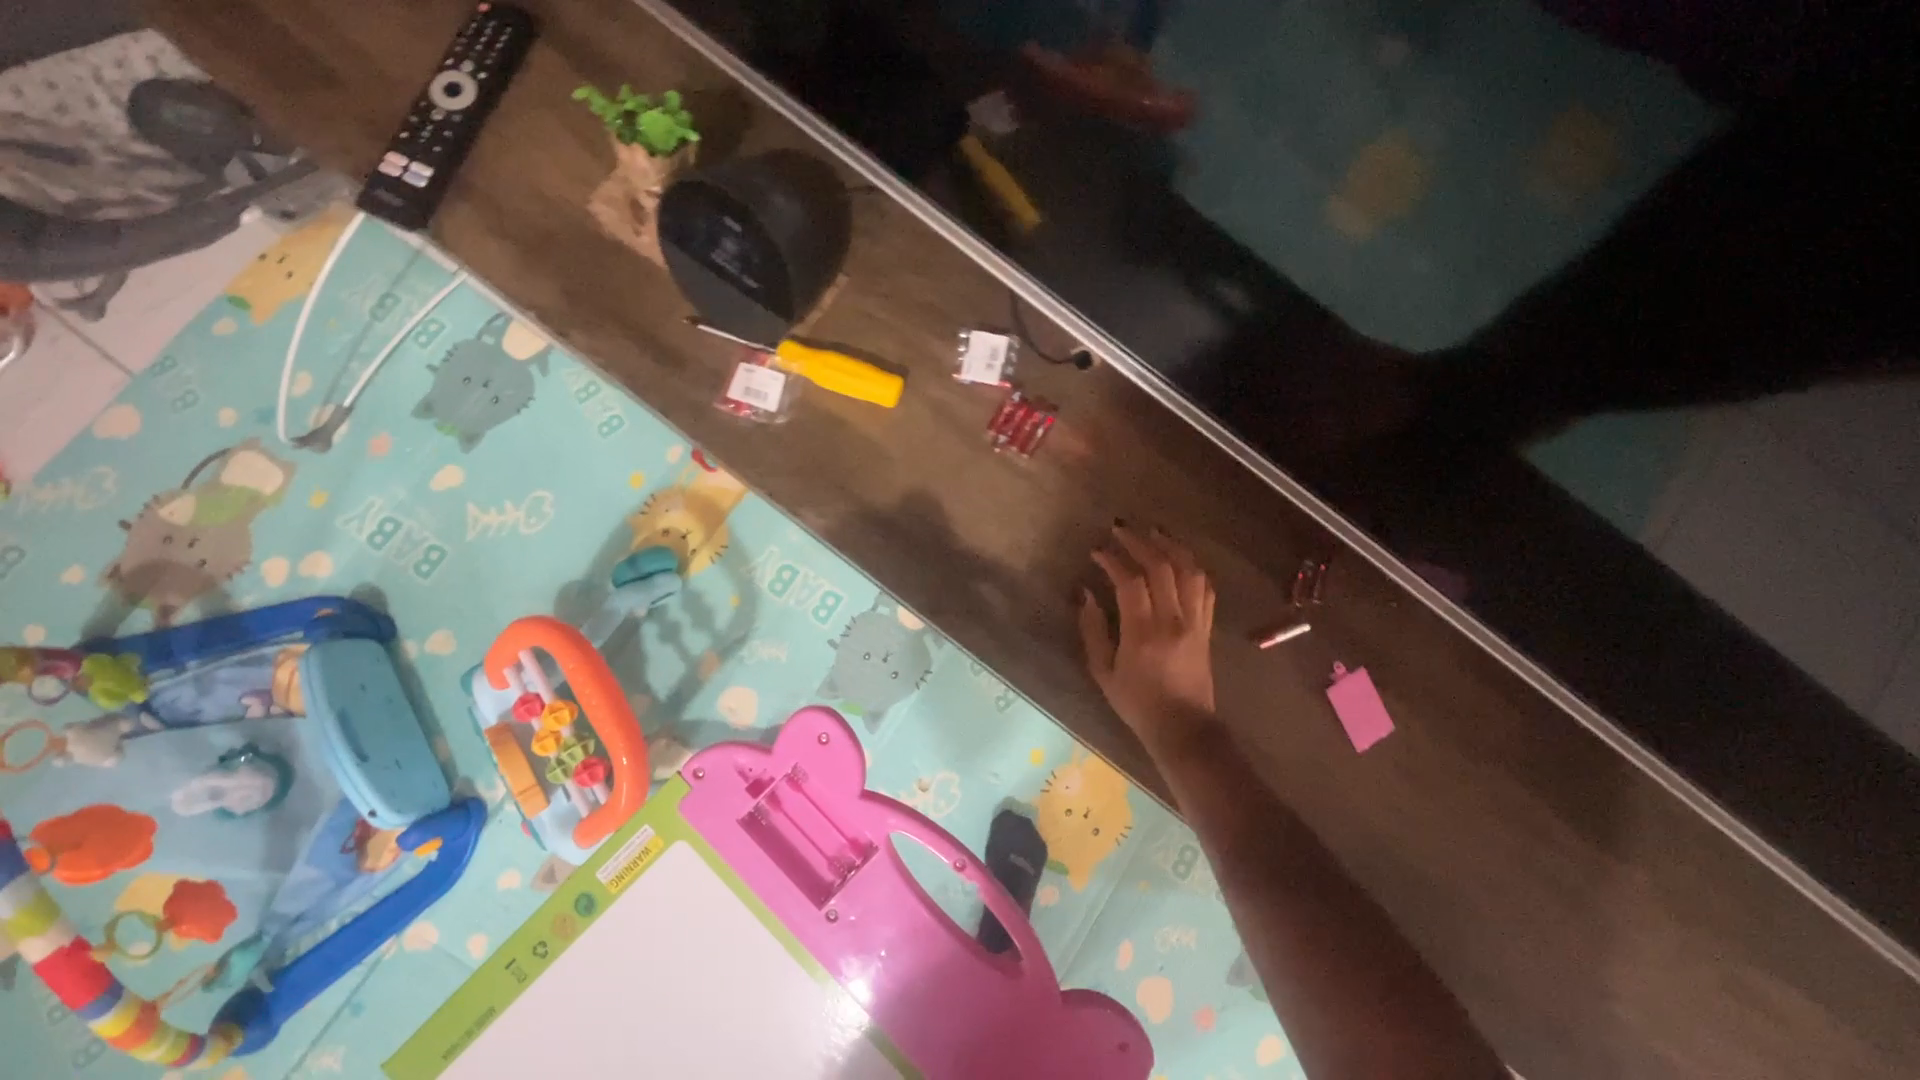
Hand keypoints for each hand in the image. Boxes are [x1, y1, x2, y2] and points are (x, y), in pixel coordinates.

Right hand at [1079, 525, 1216, 749]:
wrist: (1183, 728)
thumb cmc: (1137, 704)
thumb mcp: (1103, 672)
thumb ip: (1093, 630)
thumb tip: (1085, 593)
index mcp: (1143, 633)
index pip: (1130, 582)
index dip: (1113, 560)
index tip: (1097, 551)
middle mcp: (1173, 620)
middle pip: (1162, 567)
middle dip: (1140, 542)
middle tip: (1121, 530)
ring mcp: (1195, 622)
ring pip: (1189, 570)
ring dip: (1171, 546)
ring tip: (1153, 532)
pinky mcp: (1207, 627)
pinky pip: (1205, 587)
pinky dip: (1192, 566)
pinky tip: (1179, 557)